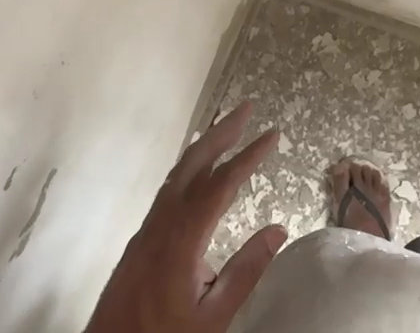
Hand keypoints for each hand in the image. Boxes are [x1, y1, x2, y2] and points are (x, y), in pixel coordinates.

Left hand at [84, 102, 286, 332]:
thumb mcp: (214, 317)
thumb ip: (246, 271)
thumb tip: (278, 229)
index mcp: (183, 237)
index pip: (222, 183)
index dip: (249, 155)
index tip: (273, 134)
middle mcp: (163, 222)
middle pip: (194, 162)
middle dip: (222, 131)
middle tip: (248, 108)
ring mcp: (148, 228)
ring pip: (178, 172)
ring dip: (205, 145)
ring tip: (228, 128)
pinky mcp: (142, 238)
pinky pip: (169, 187)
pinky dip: (190, 165)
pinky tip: (199, 170)